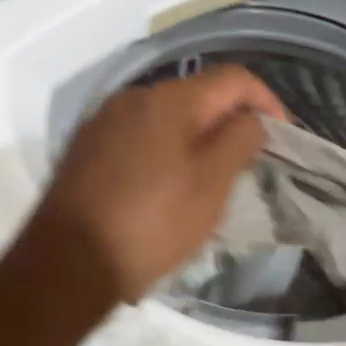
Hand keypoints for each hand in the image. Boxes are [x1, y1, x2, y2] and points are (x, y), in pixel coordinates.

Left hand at [26, 67, 285, 306]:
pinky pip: (140, 138)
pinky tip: (165, 190)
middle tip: (247, 164)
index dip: (267, 102)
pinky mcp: (85, 150)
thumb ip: (240, 140)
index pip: (234, 78)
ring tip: (209, 181)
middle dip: (230, 123)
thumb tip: (251, 119)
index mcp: (169, 99)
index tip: (281, 138)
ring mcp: (103, 122)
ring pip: (168, 118)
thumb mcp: (212, 184)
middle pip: (199, 95)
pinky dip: (165, 153)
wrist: (64, 267)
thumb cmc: (150, 223)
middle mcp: (133, 97)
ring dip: (197, 139)